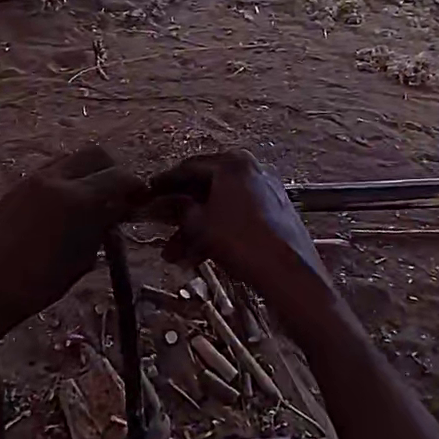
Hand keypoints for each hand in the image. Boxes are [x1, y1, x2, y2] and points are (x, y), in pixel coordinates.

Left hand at [0, 147, 145, 338]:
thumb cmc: (41, 283)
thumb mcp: (83, 257)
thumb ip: (103, 226)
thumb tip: (119, 209)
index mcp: (77, 198)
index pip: (118, 176)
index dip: (135, 185)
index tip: (141, 198)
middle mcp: (55, 179)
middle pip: (95, 154)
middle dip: (113, 170)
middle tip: (119, 194)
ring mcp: (33, 179)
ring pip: (71, 158)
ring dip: (88, 171)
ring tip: (92, 199)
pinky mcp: (18, 186)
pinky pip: (51, 170)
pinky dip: (67, 178)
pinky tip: (67, 205)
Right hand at [148, 151, 331, 308]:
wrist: (288, 275)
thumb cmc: (240, 241)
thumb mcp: (198, 224)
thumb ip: (178, 208)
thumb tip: (162, 203)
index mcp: (232, 164)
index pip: (189, 167)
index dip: (165, 183)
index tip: (149, 194)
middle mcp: (251, 171)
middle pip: (206, 188)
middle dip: (181, 213)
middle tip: (162, 228)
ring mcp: (266, 192)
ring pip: (221, 207)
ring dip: (196, 229)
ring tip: (177, 255)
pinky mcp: (276, 215)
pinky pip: (237, 217)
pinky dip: (218, 232)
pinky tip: (200, 256)